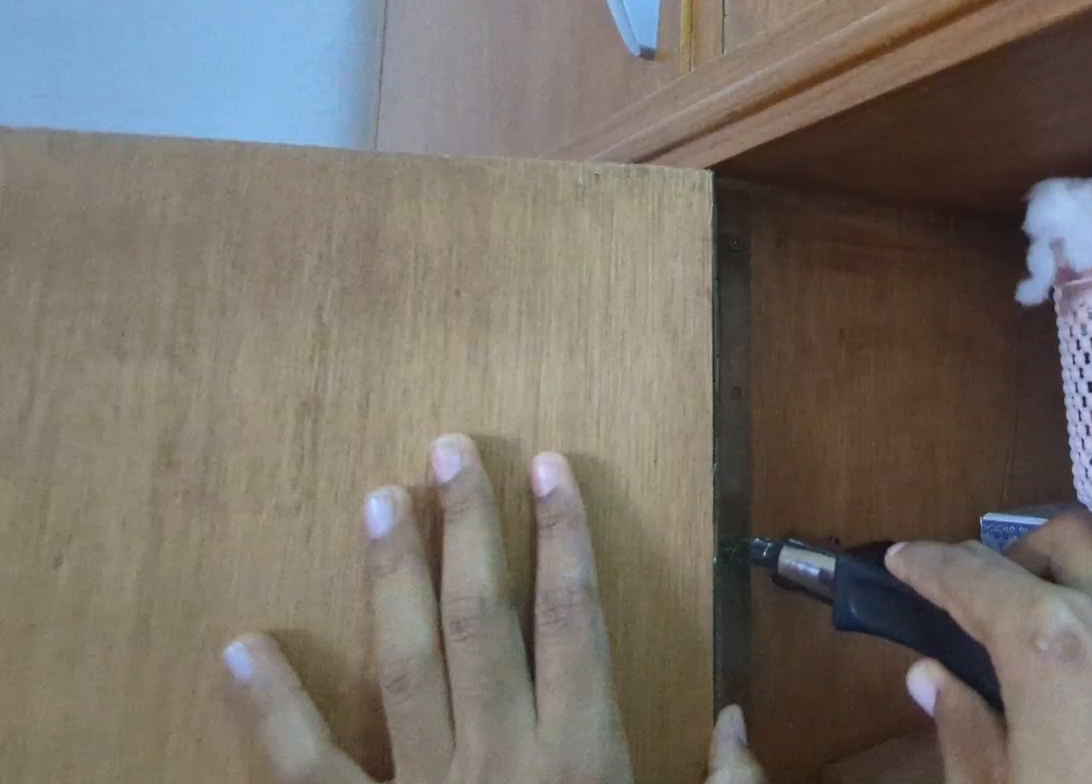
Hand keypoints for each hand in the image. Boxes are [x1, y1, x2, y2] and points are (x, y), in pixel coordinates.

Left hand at [222, 435, 631, 783]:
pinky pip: (303, 776)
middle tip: (450, 452)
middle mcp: (499, 755)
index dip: (565, 534)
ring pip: (405, 668)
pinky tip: (243, 648)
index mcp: (580, 750)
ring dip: (392, 579)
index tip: (550, 468)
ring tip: (379, 502)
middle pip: (484, 618)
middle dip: (471, 528)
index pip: (572, 613)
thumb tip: (736, 717)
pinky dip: (269, 713)